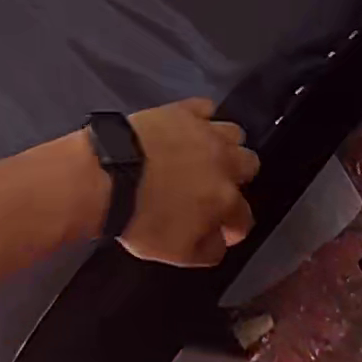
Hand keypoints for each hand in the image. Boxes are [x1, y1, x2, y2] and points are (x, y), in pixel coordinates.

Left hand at [119, 98, 260, 266]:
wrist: (110, 175)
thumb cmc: (142, 218)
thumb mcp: (178, 254)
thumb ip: (210, 250)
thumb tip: (222, 240)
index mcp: (225, 199)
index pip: (245, 216)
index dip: (234, 227)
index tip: (220, 229)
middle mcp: (224, 161)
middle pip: (250, 165)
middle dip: (237, 178)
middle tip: (213, 185)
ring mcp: (206, 131)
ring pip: (235, 133)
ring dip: (226, 145)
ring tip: (205, 154)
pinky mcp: (186, 109)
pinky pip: (207, 108)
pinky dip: (203, 117)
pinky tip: (191, 128)